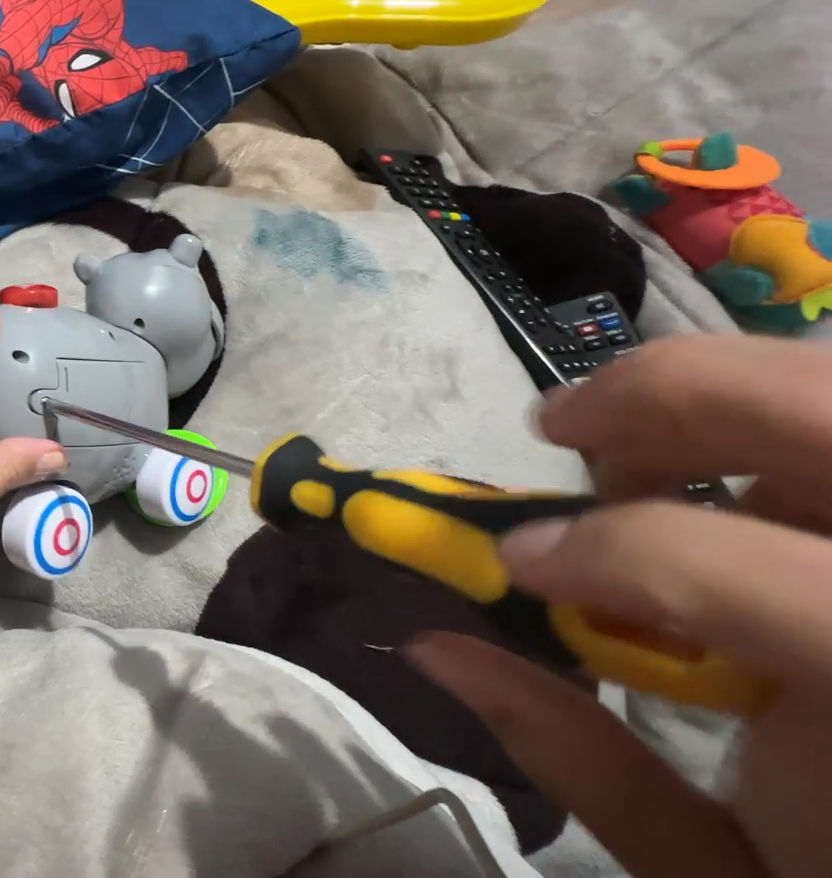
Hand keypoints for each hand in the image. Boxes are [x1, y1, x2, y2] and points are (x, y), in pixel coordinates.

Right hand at [407, 335, 831, 877]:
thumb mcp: (719, 869)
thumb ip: (583, 758)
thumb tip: (433, 648)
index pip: (714, 563)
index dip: (600, 548)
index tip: (522, 565)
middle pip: (814, 407)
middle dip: (662, 396)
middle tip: (562, 428)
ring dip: (719, 399)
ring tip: (648, 458)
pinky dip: (775, 423)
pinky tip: (737, 482)